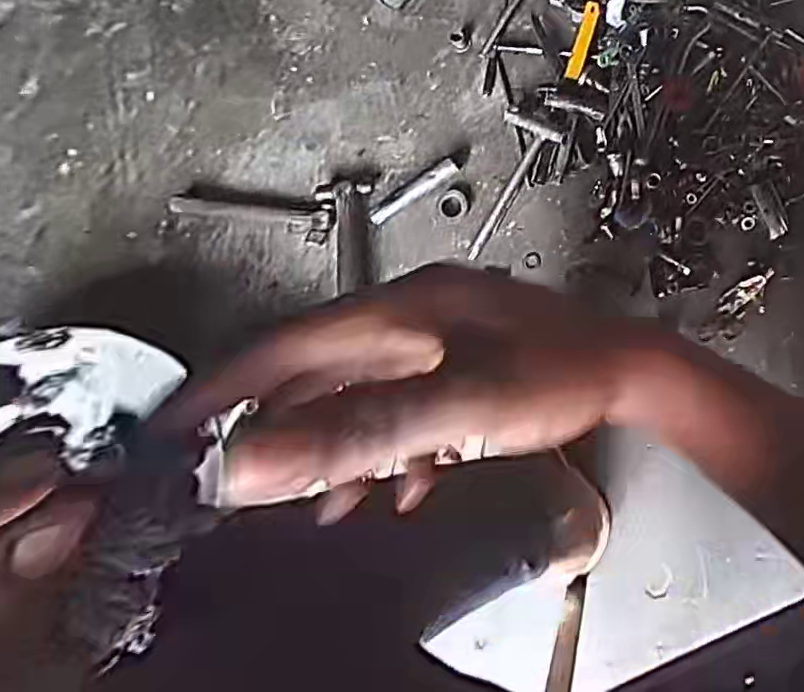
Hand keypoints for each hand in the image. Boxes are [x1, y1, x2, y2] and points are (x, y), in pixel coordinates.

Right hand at [154, 264, 657, 518]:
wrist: (625, 370)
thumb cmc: (558, 373)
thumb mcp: (460, 406)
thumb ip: (364, 429)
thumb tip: (261, 456)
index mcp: (412, 305)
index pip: (296, 340)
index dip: (231, 384)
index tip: (178, 426)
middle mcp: (423, 312)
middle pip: (326, 365)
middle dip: (282, 421)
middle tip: (239, 473)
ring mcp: (446, 334)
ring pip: (366, 389)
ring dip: (339, 441)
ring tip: (320, 497)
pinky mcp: (467, 359)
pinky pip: (407, 400)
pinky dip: (390, 441)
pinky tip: (394, 482)